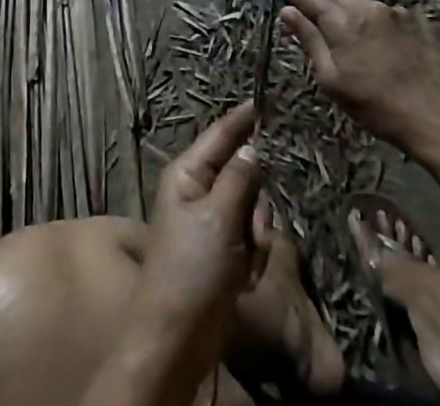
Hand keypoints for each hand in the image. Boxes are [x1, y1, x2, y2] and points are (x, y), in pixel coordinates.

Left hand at [128, 102, 268, 383]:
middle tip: (254, 232)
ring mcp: (211, 224)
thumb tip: (251, 147)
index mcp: (187, 175)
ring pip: (253, 209)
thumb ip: (239, 178)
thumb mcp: (218, 217)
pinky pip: (252, 239)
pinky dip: (253, 258)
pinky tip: (242, 280)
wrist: (178, 337)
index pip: (219, 136)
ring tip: (245, 264)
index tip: (261, 101)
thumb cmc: (191, 269)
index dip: (240, 120)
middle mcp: (198, 193)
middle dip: (256, 205)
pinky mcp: (223, 251)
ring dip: (257, 237)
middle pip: (244, 175)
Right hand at [270, 0, 439, 154]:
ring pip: (365, 10)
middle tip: (329, 47)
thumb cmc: (377, 107)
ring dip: (357, 24)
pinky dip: (383, 30)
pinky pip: (391, 18)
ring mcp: (399, 12)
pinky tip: (392, 57)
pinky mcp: (422, 22)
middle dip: (328, 16)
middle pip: (338, 2)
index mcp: (343, 22)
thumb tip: (287, 11)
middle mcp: (370, 7)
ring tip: (366, 58)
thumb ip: (309, 41)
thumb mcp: (332, 81)